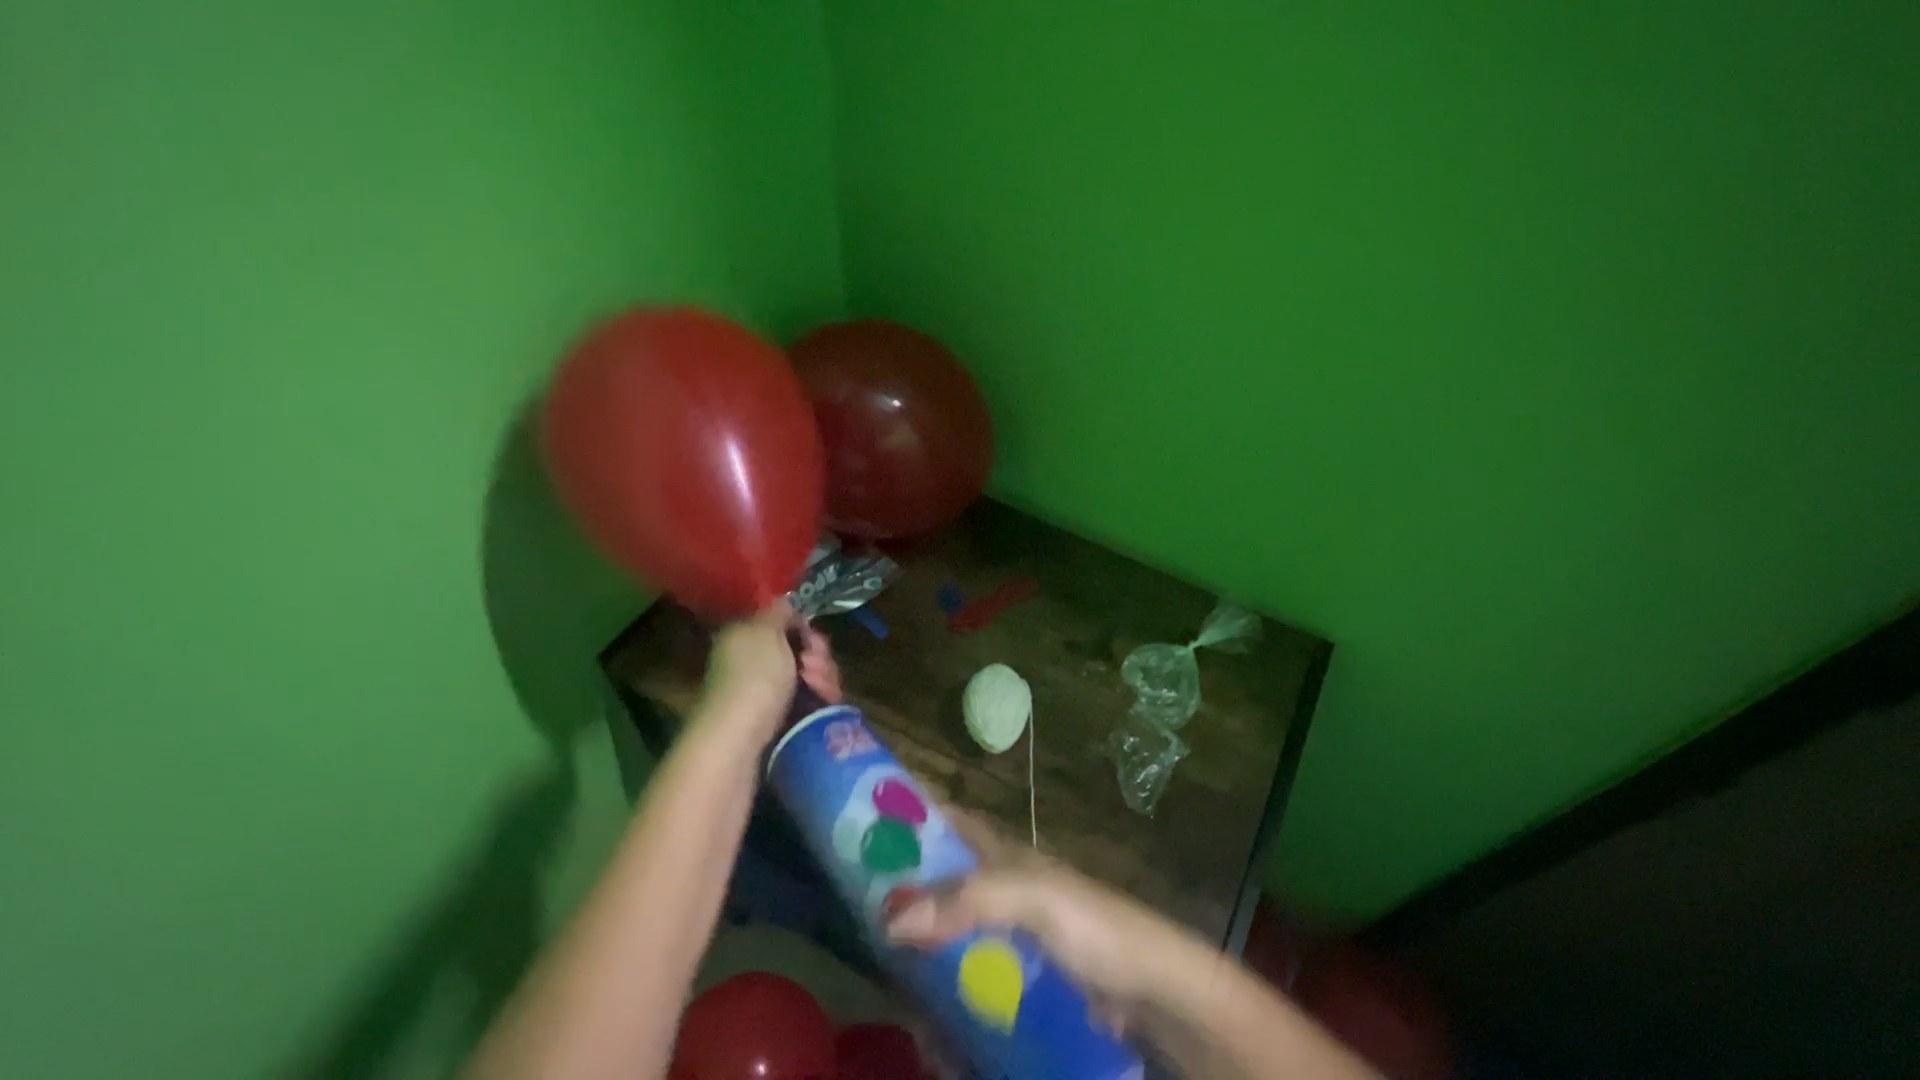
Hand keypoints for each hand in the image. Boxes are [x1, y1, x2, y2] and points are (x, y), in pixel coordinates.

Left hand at [692, 602, 839, 746]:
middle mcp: (753, 660)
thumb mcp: (765, 630)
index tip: (812, 637)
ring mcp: (766, 690)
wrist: (740, 739)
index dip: (804, 627)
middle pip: (800, 649)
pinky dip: (820, 697)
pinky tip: (824, 700)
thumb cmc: (753, 677)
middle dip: (817, 654)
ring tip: (820, 688)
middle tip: (815, 665)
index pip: (783, 623)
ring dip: (824, 676)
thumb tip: (785, 602)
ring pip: (809, 674)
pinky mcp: (780, 716)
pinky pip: (809, 697)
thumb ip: (778, 612)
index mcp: (744, 635)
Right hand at [885, 808, 1200, 1022]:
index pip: (939, 818)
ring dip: (918, 969)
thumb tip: (892, 918)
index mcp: (997, 852)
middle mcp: (992, 888)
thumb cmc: (1095, 926)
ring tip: (904, 1002)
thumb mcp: (1032, 899)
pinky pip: (962, 987)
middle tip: (864, 934)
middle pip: (930, 885)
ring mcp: (1000, 936)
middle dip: (898, 906)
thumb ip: (967, 900)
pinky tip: (937, 1033)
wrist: (1152, 988)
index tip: (851, 823)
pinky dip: (945, 1007)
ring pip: (940, 941)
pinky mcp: (1010, 980)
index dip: (901, 813)